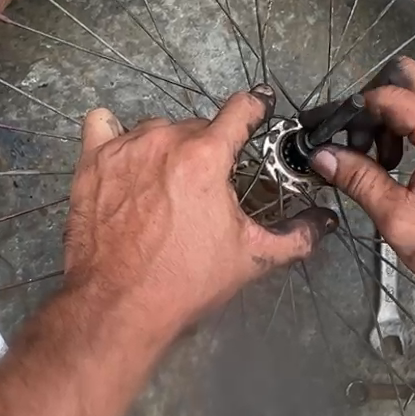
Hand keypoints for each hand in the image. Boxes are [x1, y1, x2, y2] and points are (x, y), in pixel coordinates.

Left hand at [63, 85, 336, 341]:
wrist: (118, 306)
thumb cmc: (183, 282)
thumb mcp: (249, 259)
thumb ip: (294, 237)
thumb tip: (323, 223)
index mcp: (205, 157)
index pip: (240, 109)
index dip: (255, 109)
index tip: (258, 111)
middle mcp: (163, 141)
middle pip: (197, 127)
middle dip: (208, 150)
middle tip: (207, 187)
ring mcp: (123, 149)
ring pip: (156, 130)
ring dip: (167, 148)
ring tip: (166, 185)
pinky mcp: (91, 163)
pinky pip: (102, 126)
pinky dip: (114, 135)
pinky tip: (124, 156)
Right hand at [308, 58, 414, 319]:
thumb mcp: (399, 218)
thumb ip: (359, 179)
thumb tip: (321, 156)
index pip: (390, 96)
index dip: (355, 114)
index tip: (333, 139)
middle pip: (410, 78)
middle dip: (377, 107)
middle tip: (361, 147)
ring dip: (400, 114)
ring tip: (387, 161)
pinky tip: (412, 160)